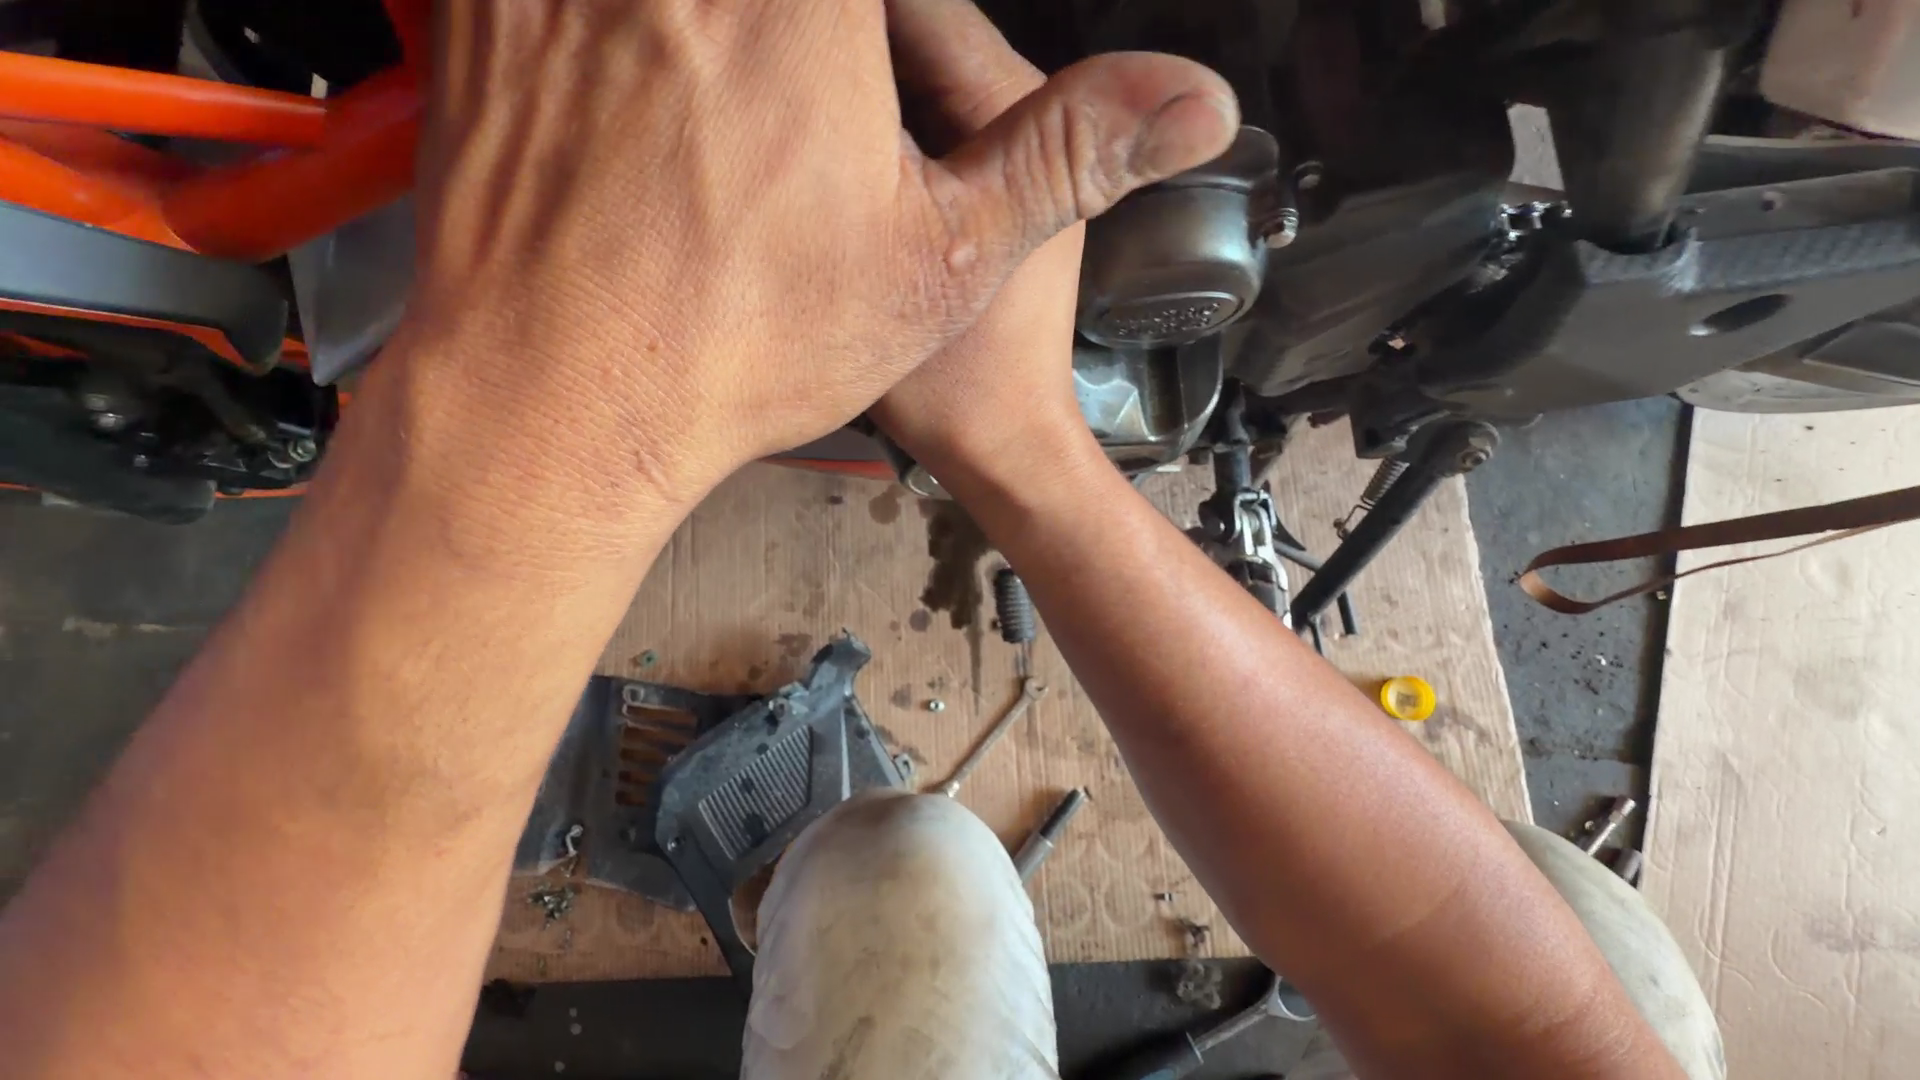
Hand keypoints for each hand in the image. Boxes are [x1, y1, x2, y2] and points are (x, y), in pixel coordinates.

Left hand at [383, 0, 1236, 522]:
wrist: (567, 404)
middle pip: (818, 3)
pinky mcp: (482, 8)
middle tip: (825, 116)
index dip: (904, 33)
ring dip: (733, 40)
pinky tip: (660, 87)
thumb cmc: (749, 345)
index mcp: (811, 1)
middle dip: (836, 47)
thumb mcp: (945, 262)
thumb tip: (1200, 103)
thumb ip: (1071, 151)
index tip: (883, 95)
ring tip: (752, 134)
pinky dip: (624, 30)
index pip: (916, 0)